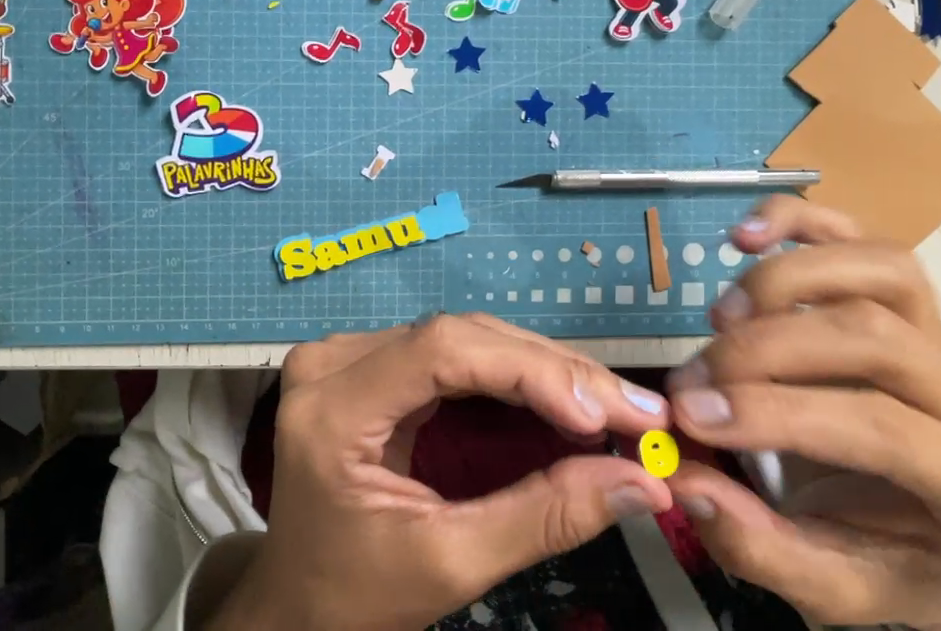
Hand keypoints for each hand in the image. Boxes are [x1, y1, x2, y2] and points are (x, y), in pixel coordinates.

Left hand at [210, 314, 674, 630]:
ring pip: (461, 339)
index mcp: (332, 409)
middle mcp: (332, 362)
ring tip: (612, 405)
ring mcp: (346, 357)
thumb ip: (542, 518)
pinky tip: (562, 398)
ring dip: (540, 369)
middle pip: (456, 338)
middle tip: (635, 412)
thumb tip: (641, 482)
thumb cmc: (359, 594)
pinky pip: (451, 355)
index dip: (528, 372)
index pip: (440, 352)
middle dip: (551, 372)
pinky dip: (511, 376)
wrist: (299, 602)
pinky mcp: (368, 365)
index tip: (602, 418)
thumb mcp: (449, 565)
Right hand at [665, 196, 940, 627]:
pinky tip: (744, 235)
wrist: (924, 535)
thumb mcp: (826, 589)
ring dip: (785, 282)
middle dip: (767, 350)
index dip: (778, 412)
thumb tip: (683, 479)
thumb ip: (758, 547)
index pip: (887, 429)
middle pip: (880, 338)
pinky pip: (868, 240)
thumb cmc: (881, 562)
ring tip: (720, 319)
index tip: (690, 414)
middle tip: (691, 380)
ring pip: (886, 270)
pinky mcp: (917, 304)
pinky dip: (803, 223)